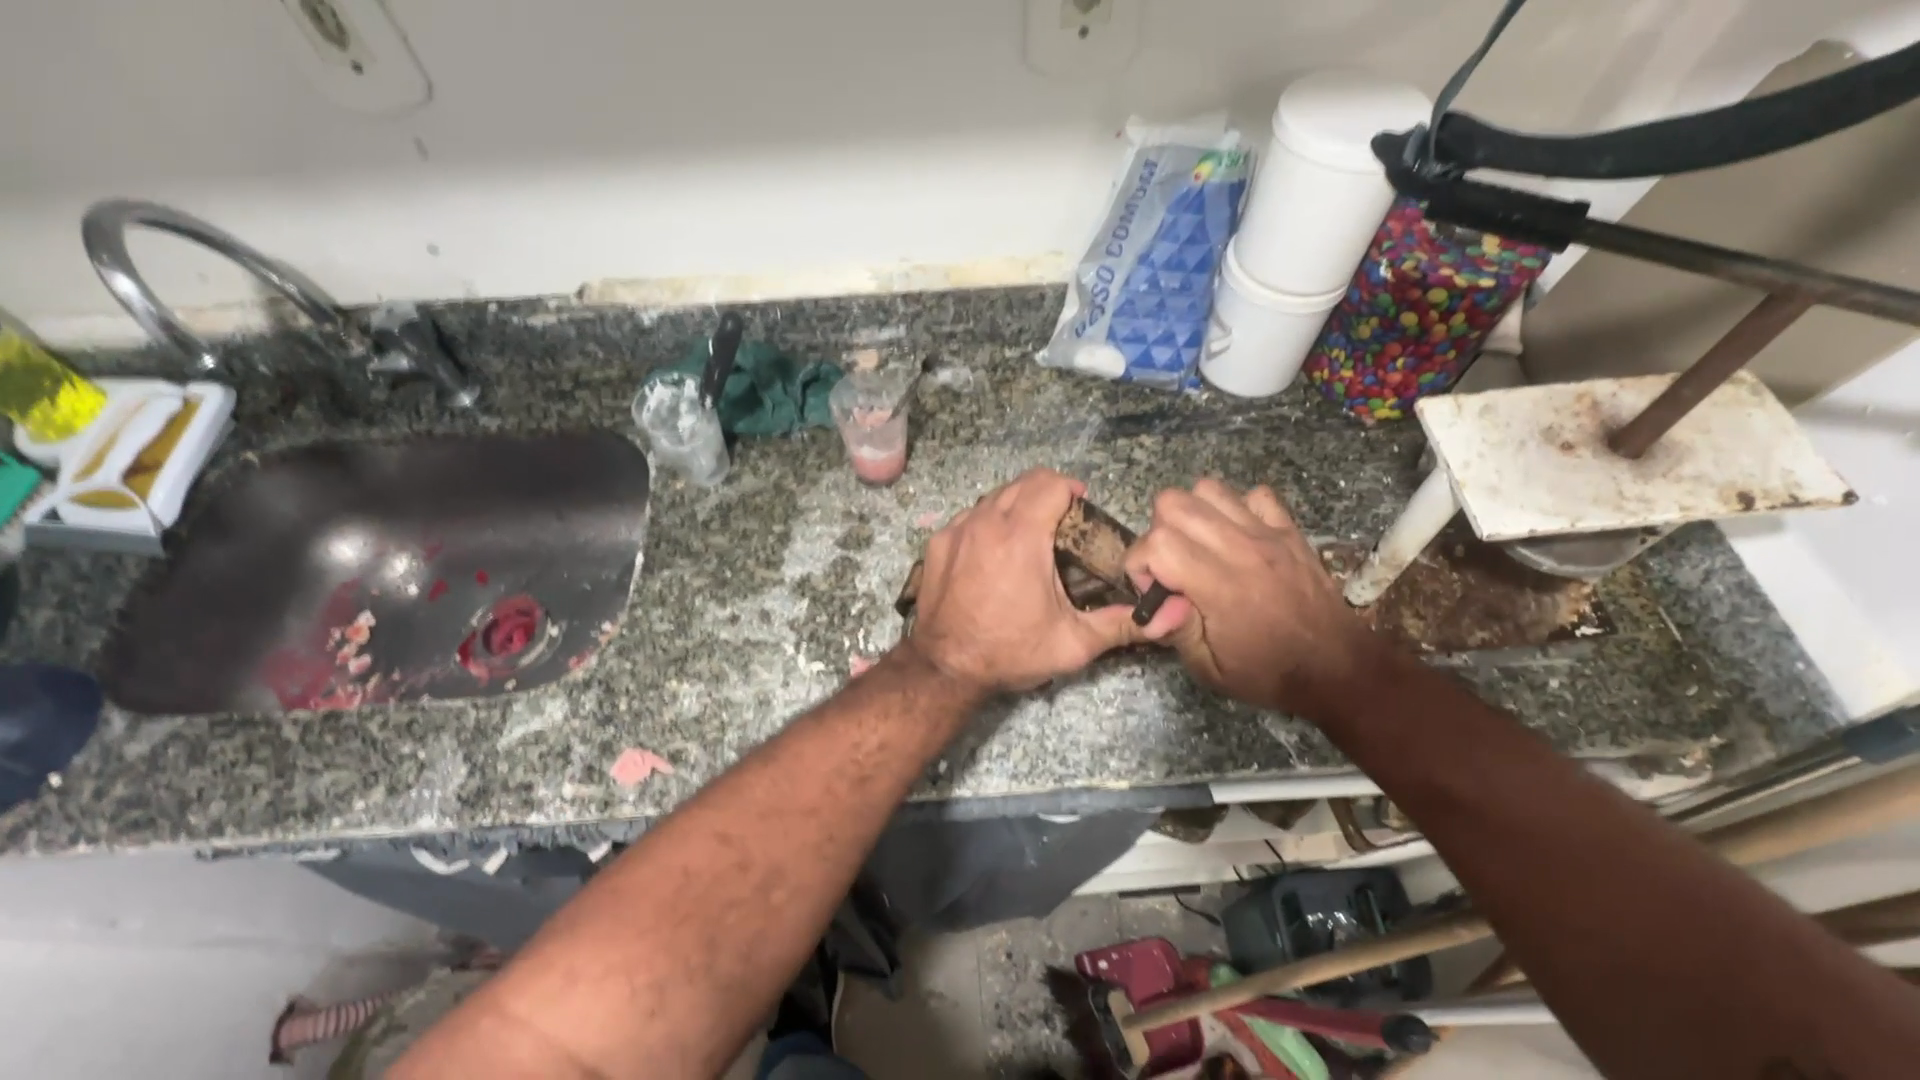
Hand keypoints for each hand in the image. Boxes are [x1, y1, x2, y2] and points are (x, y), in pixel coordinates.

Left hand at [905, 469, 1143, 694]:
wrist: (945, 669)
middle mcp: (985, 523)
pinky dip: (987, 524)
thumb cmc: (1010, 653)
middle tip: (1063, 522)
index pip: (1049, 483)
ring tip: (1031, 537)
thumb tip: (1174, 615)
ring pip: (992, 498)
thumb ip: (1123, 623)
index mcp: (1020, 536)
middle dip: (1046, 494)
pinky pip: (968, 518)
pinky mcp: (937, 545)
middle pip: (1021, 483)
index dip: (1070, 489)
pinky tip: (996, 554)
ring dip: (1016, 506)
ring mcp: (956, 531)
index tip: (1081, 507)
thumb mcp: (1073, 643)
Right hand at [1125, 478, 1379, 712]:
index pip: (1157, 543)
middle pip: (1173, 503)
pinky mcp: (1289, 529)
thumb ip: (1176, 633)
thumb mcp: (1211, 670)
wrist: (1337, 667)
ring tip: (1199, 549)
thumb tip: (1151, 610)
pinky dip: (1237, 510)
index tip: (1152, 592)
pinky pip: (1254, 495)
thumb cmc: (1269, 674)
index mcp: (1219, 587)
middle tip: (1171, 568)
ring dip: (1192, 515)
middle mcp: (1241, 549)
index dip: (1139, 565)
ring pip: (1208, 489)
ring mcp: (1268, 534)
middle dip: (1157, 533)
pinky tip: (1237, 539)